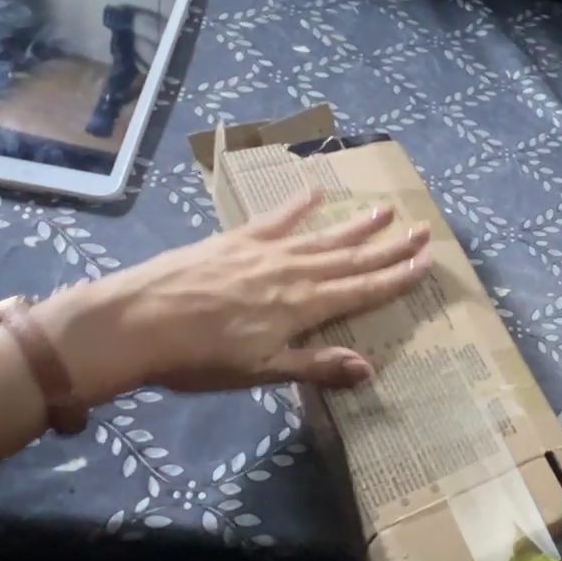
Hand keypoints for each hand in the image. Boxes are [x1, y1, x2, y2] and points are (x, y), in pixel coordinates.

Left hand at [34, 188, 430, 403]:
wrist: (134, 322)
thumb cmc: (199, 358)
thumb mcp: (262, 370)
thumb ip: (316, 364)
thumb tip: (369, 368)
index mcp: (303, 306)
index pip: (363, 290)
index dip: (397, 277)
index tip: (427, 262)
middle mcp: (293, 272)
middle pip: (351, 258)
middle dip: (389, 246)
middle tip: (423, 229)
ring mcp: (265, 251)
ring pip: (322, 236)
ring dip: (356, 224)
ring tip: (384, 208)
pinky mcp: (235, 240)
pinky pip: (275, 219)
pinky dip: (296, 205)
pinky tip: (314, 190)